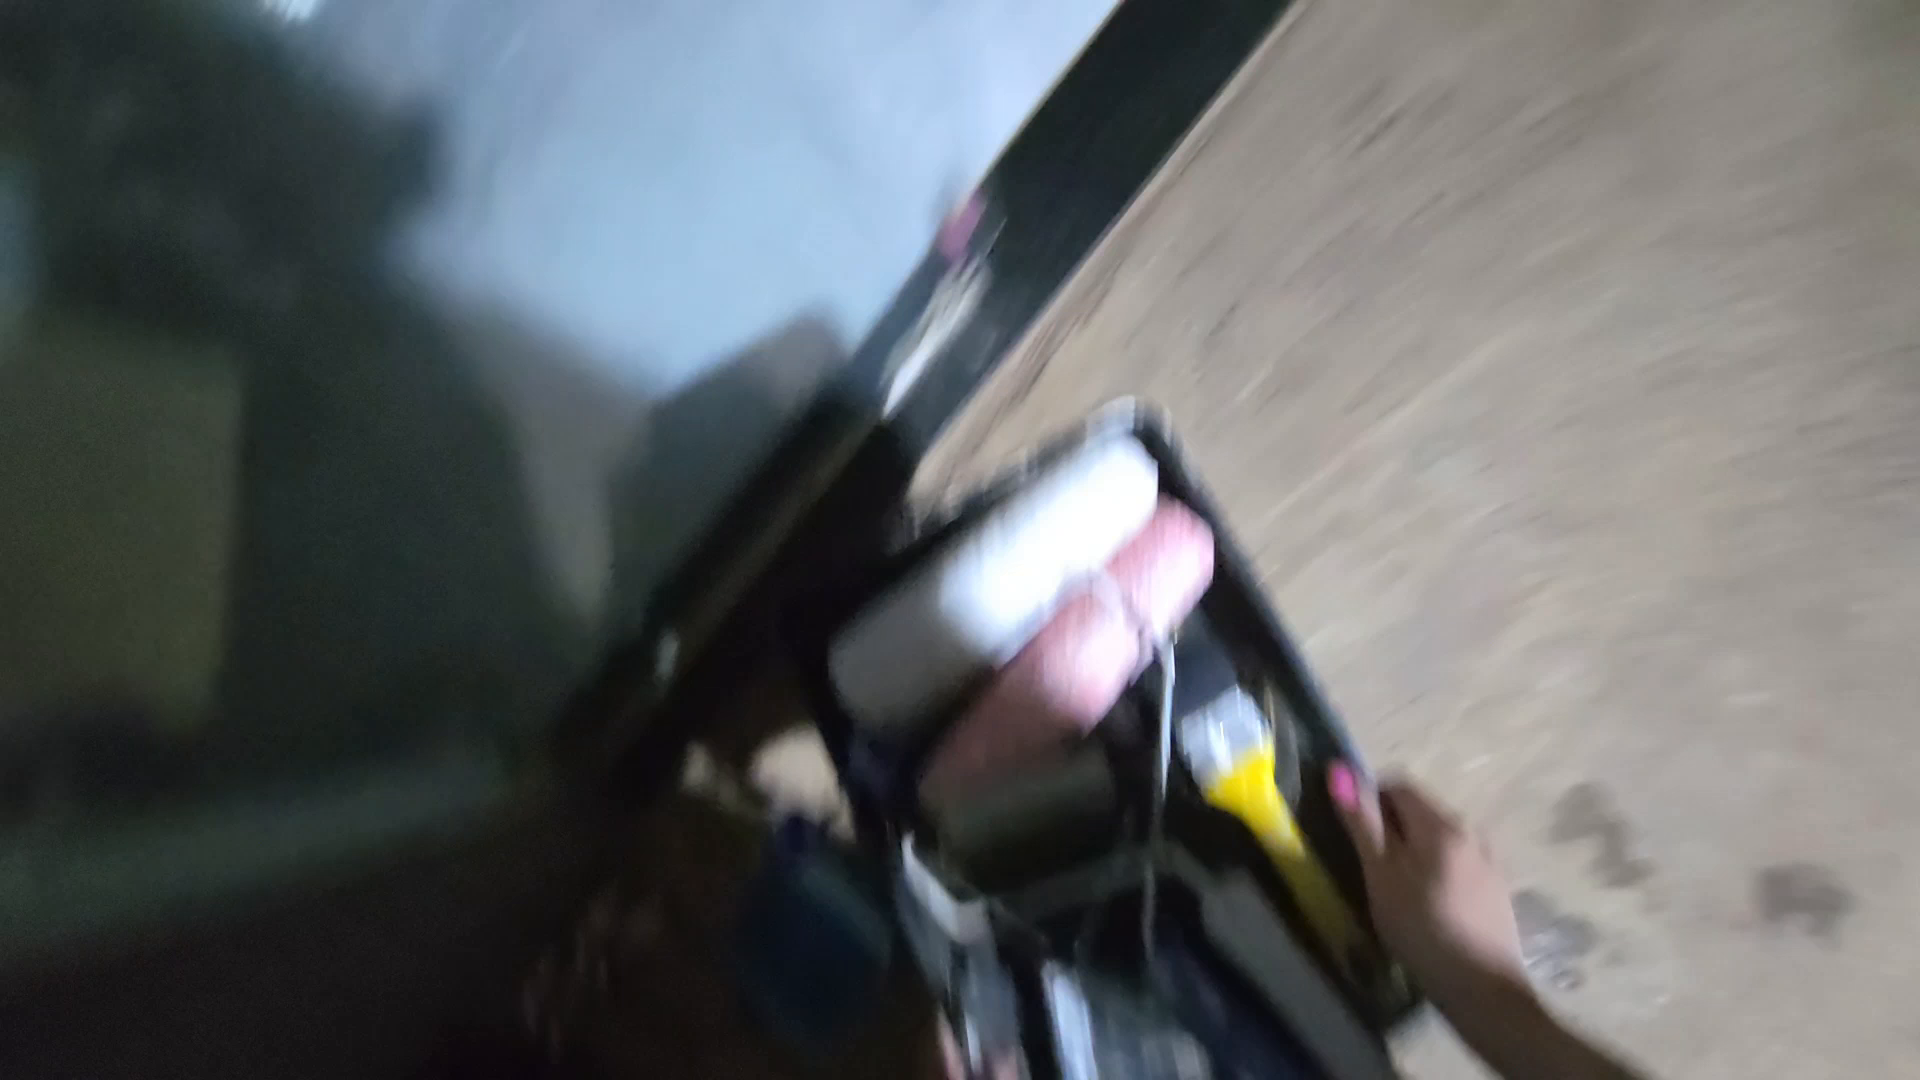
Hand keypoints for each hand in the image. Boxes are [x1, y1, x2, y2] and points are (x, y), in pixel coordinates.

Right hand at [1327, 764, 1530, 1007]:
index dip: (1369, 798)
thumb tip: (1338, 768)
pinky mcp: (1498, 885)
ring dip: (1413, 846)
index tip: (1356, 832)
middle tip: (1372, 862)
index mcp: (1441, 824)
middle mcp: (1471, 830)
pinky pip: (1457, 856)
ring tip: (1398, 884)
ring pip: (1438, 833)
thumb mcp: (1380, 874)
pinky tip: (1429, 900)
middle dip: (1391, 824)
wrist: (1484, 993)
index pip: (1398, 784)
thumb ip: (1360, 820)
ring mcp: (1490, 859)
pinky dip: (1436, 864)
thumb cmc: (1421, 928)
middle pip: (1420, 808)